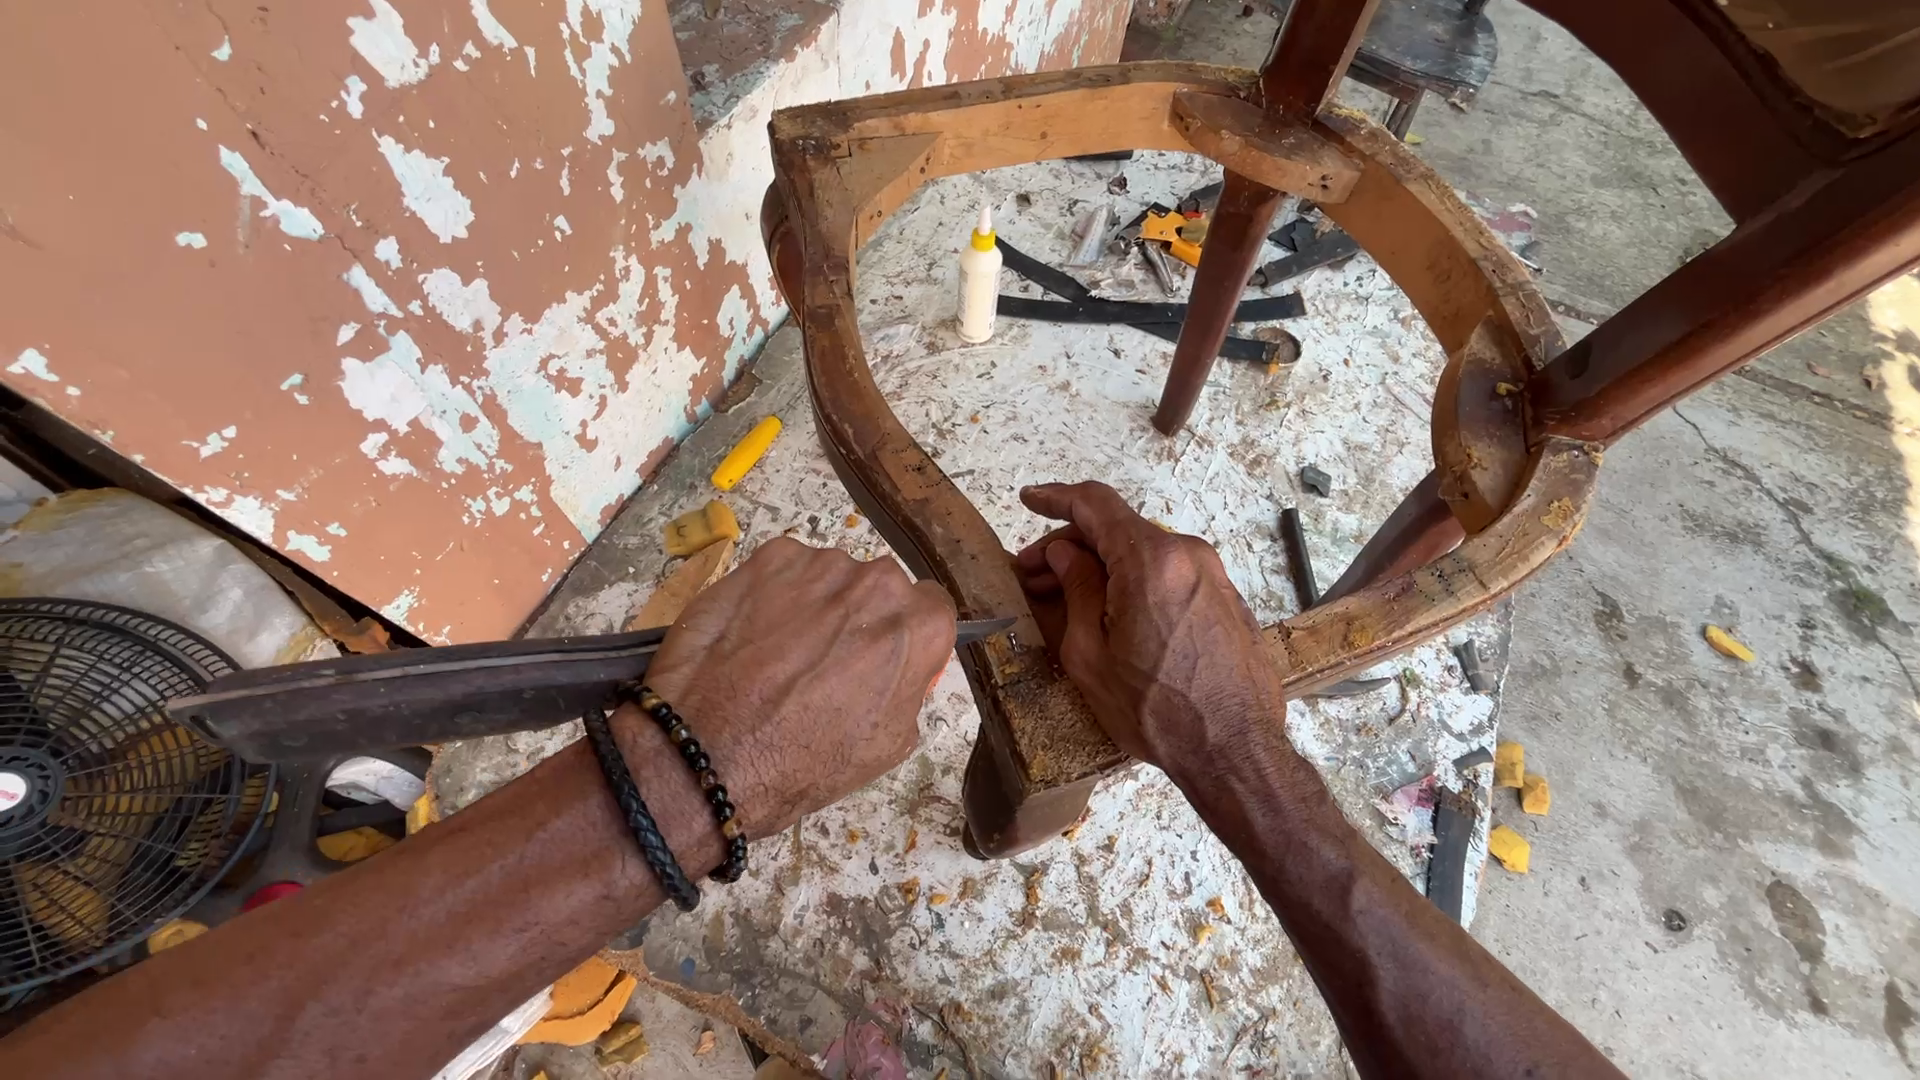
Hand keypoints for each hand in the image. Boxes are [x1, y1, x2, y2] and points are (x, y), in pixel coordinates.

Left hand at [637, 538, 956, 838]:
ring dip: (819, 601)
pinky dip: (777, 592)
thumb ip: (911, 685)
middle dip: (863, 615)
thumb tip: (902, 663)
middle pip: (881, 587)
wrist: (706, 754)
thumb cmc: (804, 762)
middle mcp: (878, 581)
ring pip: (833, 575)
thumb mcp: (889, 744)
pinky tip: (754, 633)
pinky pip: (789, 569)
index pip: (932, 605)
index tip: (884, 651)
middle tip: (827, 658)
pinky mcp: (770, 557)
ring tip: (782, 650)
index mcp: (917, 626)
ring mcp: (821, 563)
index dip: (908, 631)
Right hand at [1013, 482, 1287, 782]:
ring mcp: (1212, 575)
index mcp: (1150, 560)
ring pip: (1143, 554)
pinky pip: (1169, 574)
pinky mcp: (1226, 599)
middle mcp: (1187, 554)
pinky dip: (1133, 581)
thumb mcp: (1090, 655)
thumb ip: (1076, 589)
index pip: (1095, 504)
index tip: (1028, 500)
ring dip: (1101, 567)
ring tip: (1064, 598)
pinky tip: (1111, 611)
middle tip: (1033, 577)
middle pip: (1117, 531)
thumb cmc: (1153, 710)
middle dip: (1070, 547)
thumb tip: (1065, 553)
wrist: (1236, 753)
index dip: (1055, 497)